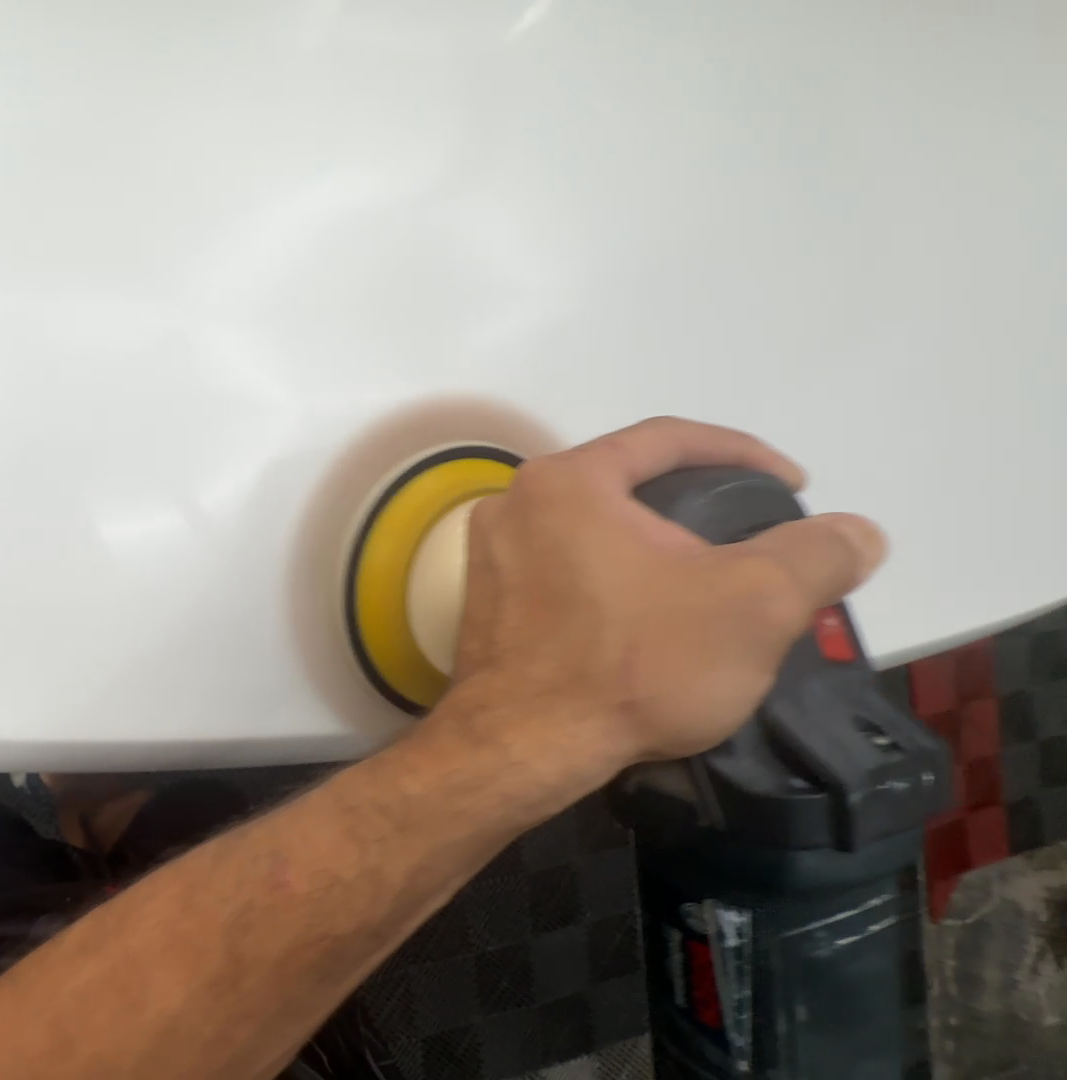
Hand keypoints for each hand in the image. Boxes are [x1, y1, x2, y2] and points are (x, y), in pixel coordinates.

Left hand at [450, 417, 887, 775]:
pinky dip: (608, 579)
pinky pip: (558, 570)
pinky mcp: (481, 601)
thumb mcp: (754, 603)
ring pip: (587, 531)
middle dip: (693, 505)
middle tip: (749, 538)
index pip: (664, 438)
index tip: (791, 483)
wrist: (525, 742)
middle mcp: (510, 505)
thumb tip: (853, 531)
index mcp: (563, 481)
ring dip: (649, 548)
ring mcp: (487, 554)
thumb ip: (814, 554)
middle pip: (621, 485)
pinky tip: (644, 616)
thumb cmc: (635, 662)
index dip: (741, 452)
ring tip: (706, 582)